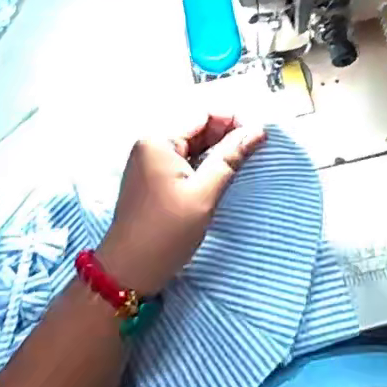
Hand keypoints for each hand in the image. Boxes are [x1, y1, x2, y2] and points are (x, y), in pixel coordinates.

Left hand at [97, 115, 266, 293]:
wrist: (128, 272)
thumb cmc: (165, 232)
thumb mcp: (204, 194)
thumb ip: (230, 158)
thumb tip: (257, 130)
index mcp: (159, 141)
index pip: (203, 114)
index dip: (233, 120)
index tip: (259, 135)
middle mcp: (151, 144)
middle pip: (197, 127)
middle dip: (227, 135)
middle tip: (256, 150)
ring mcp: (150, 161)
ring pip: (193, 144)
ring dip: (218, 150)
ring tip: (244, 162)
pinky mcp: (153, 178)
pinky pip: (184, 160)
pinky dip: (204, 164)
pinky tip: (222, 174)